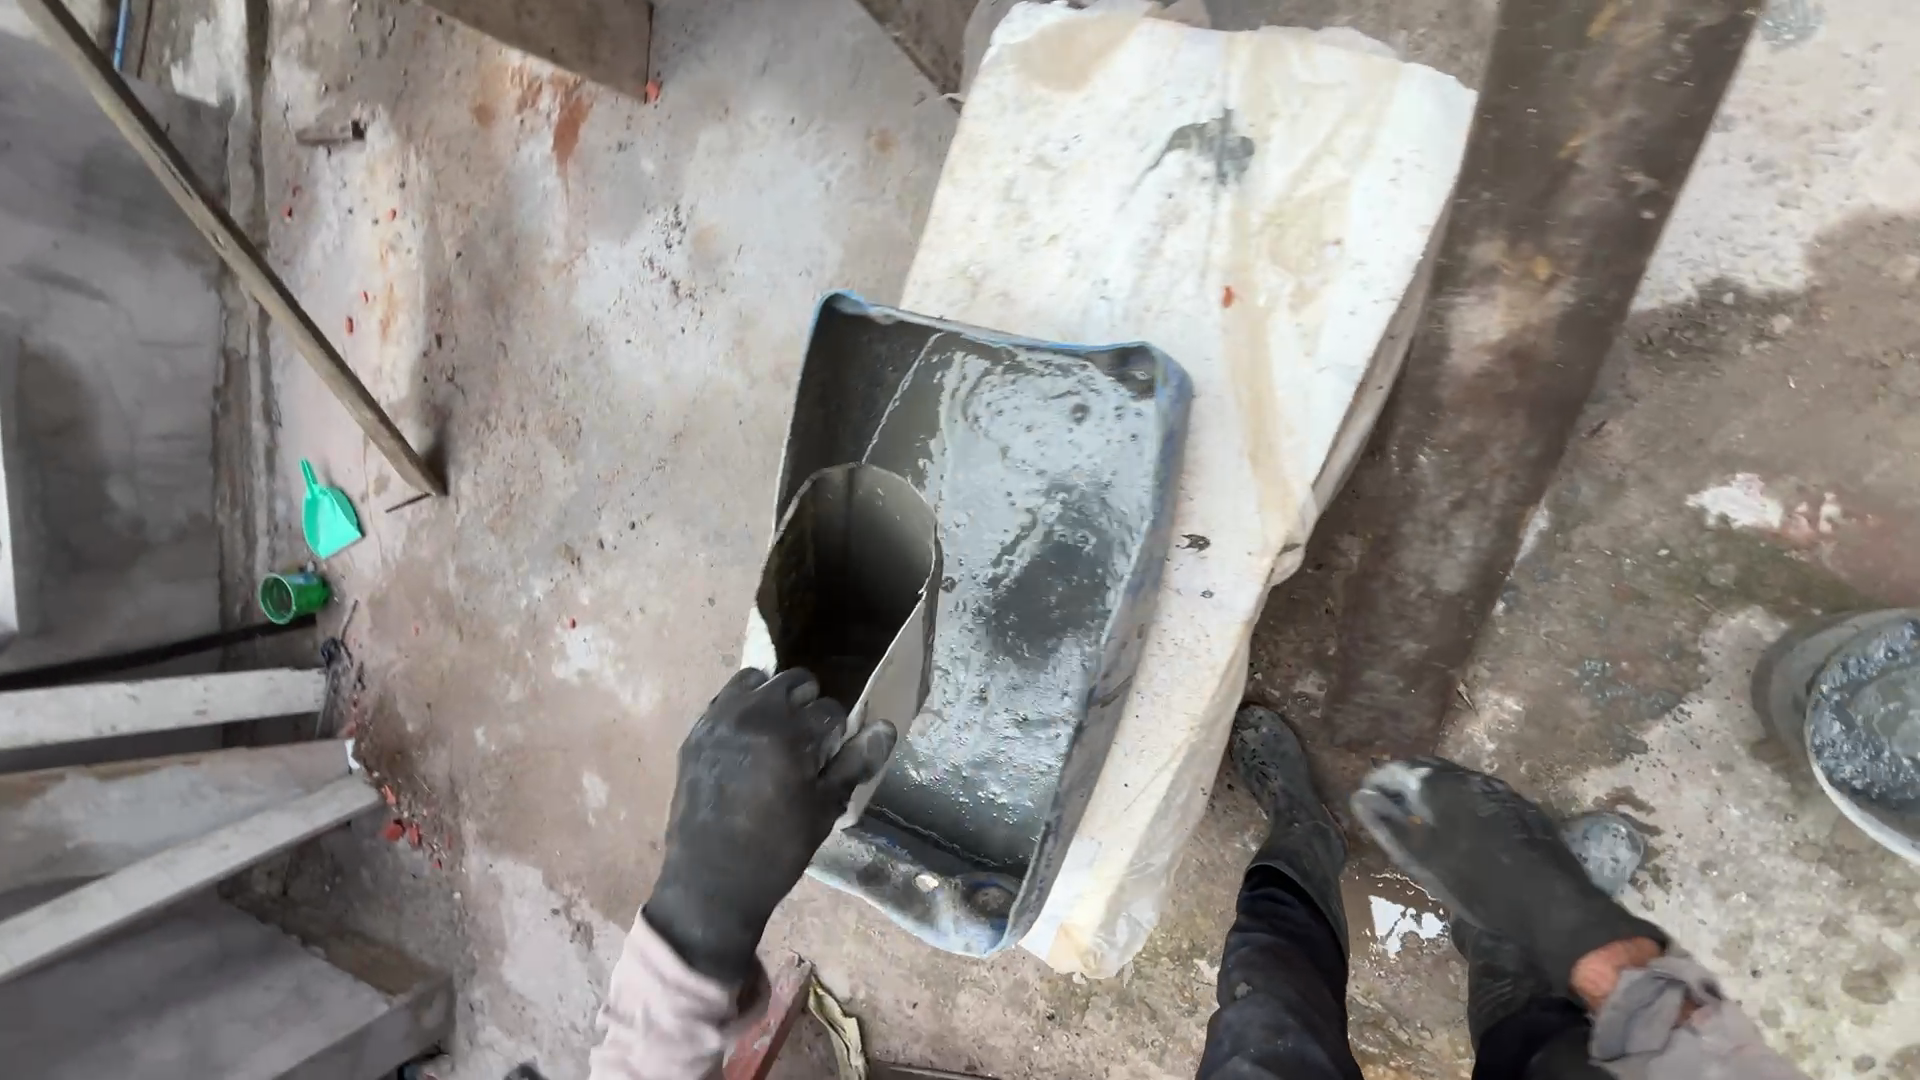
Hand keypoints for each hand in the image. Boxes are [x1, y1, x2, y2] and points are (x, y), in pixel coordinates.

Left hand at [644, 668, 895, 982]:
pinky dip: (744, 705)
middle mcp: (752, 714)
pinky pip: (728, 696)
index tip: (829, 760)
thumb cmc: (777, 850)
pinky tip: (749, 738)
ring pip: (761, 680)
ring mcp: (720, 719)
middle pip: (797, 683)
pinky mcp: (697, 730)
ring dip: (776, 700)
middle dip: (810, 708)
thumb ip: (856, 762)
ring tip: (777, 735)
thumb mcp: (825, 809)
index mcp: (788, 735)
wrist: (710, 884)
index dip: (837, 735)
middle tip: (806, 745)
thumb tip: (885, 727)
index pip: (831, 710)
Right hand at [1351, 758, 1666, 995]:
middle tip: (1391, 806)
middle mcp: (1470, 778)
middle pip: (1427, 770)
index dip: (1376, 782)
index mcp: (1439, 784)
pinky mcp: (1525, 811)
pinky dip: (1461, 805)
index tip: (1366, 798)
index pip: (1395, 770)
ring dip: (1434, 794)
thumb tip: (1360, 796)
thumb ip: (1385, 823)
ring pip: (1456, 783)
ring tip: (1424, 818)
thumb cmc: (1476, 883)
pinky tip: (1463, 829)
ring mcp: (1501, 792)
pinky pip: (1481, 797)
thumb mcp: (1420, 858)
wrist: (1556, 911)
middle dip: (1404, 783)